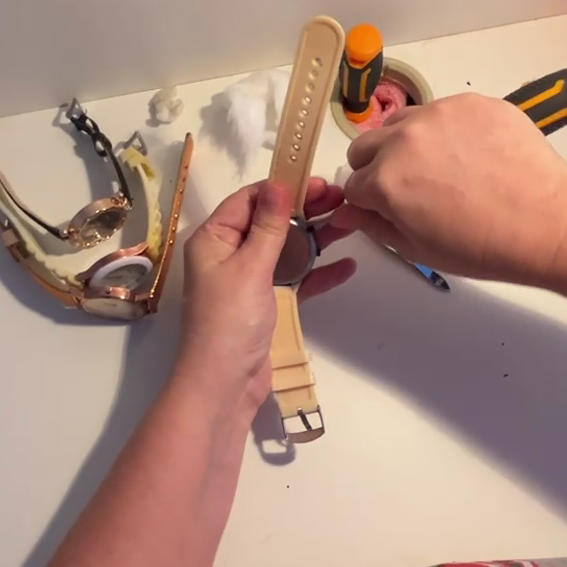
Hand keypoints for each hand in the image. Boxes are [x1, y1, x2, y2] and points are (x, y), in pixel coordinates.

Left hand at [175, 178, 355, 408]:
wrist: (224, 385)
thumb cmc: (229, 322)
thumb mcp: (250, 268)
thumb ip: (268, 227)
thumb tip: (278, 186)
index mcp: (214, 239)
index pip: (248, 200)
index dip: (282, 187)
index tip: (318, 181)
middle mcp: (229, 254)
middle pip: (271, 222)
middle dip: (305, 209)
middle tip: (343, 198)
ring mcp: (249, 280)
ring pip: (287, 249)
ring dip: (316, 237)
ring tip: (351, 222)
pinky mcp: (267, 303)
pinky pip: (295, 279)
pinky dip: (317, 272)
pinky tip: (346, 265)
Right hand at [333, 93, 566, 283]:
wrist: (546, 221)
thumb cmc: (482, 246)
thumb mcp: (418, 248)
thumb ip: (374, 226)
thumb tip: (346, 214)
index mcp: (384, 181)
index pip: (352, 186)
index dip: (366, 202)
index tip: (386, 209)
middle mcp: (402, 140)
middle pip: (364, 147)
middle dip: (375, 168)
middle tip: (409, 188)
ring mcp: (437, 114)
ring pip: (398, 123)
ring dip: (405, 143)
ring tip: (440, 167)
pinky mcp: (469, 101)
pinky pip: (439, 111)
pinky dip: (444, 130)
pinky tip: (471, 154)